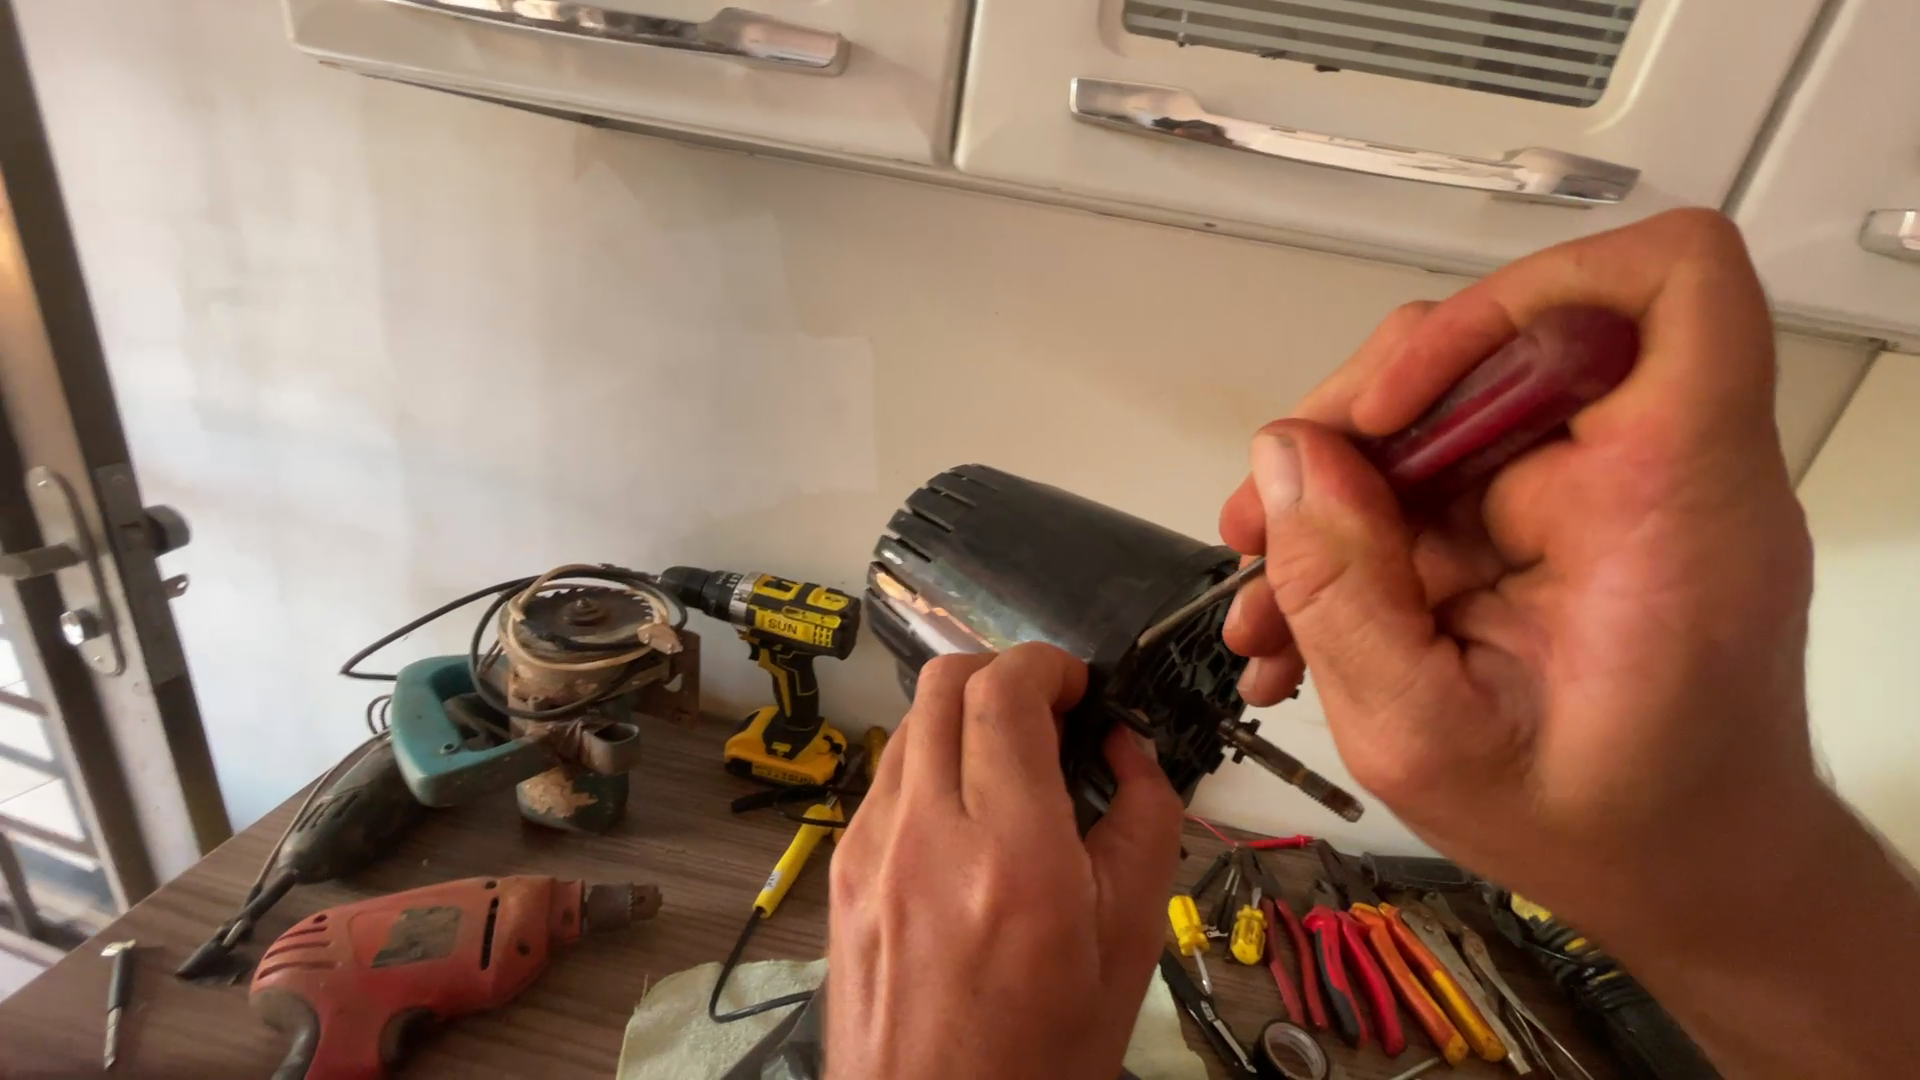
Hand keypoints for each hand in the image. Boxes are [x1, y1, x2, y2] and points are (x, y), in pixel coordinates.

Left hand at [825, 645, 1182, 1079]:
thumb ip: (1143, 818)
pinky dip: (933, 760)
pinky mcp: (843, 865)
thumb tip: (1124, 743)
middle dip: (1003, 672)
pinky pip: (889, 774)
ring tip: (1008, 762)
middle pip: (944, 682)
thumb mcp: (1131, 937)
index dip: (1045, 664)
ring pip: (912, 720)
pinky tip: (963, 810)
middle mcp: (924, 835)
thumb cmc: (1047, 1046)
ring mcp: (869, 847)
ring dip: (966, 713)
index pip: (1003, 694)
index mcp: (1011, 857)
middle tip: (1048, 712)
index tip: (1078, 686)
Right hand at [1218, 209, 1822, 939]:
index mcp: (1661, 503)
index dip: (1504, 307)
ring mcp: (1572, 495)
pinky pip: (1412, 493)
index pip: (1657, 284)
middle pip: (1473, 357)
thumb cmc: (1586, 826)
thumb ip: (1340, 591)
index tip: (1390, 411)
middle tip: (1255, 529)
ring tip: (1259, 608)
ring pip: (1418, 429)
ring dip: (1316, 506)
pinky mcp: (1527, 525)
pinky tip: (1293, 631)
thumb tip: (1280, 456)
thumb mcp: (1420, 732)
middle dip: (1336, 436)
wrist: (1674, 874)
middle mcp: (1628, 470)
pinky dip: (1342, 549)